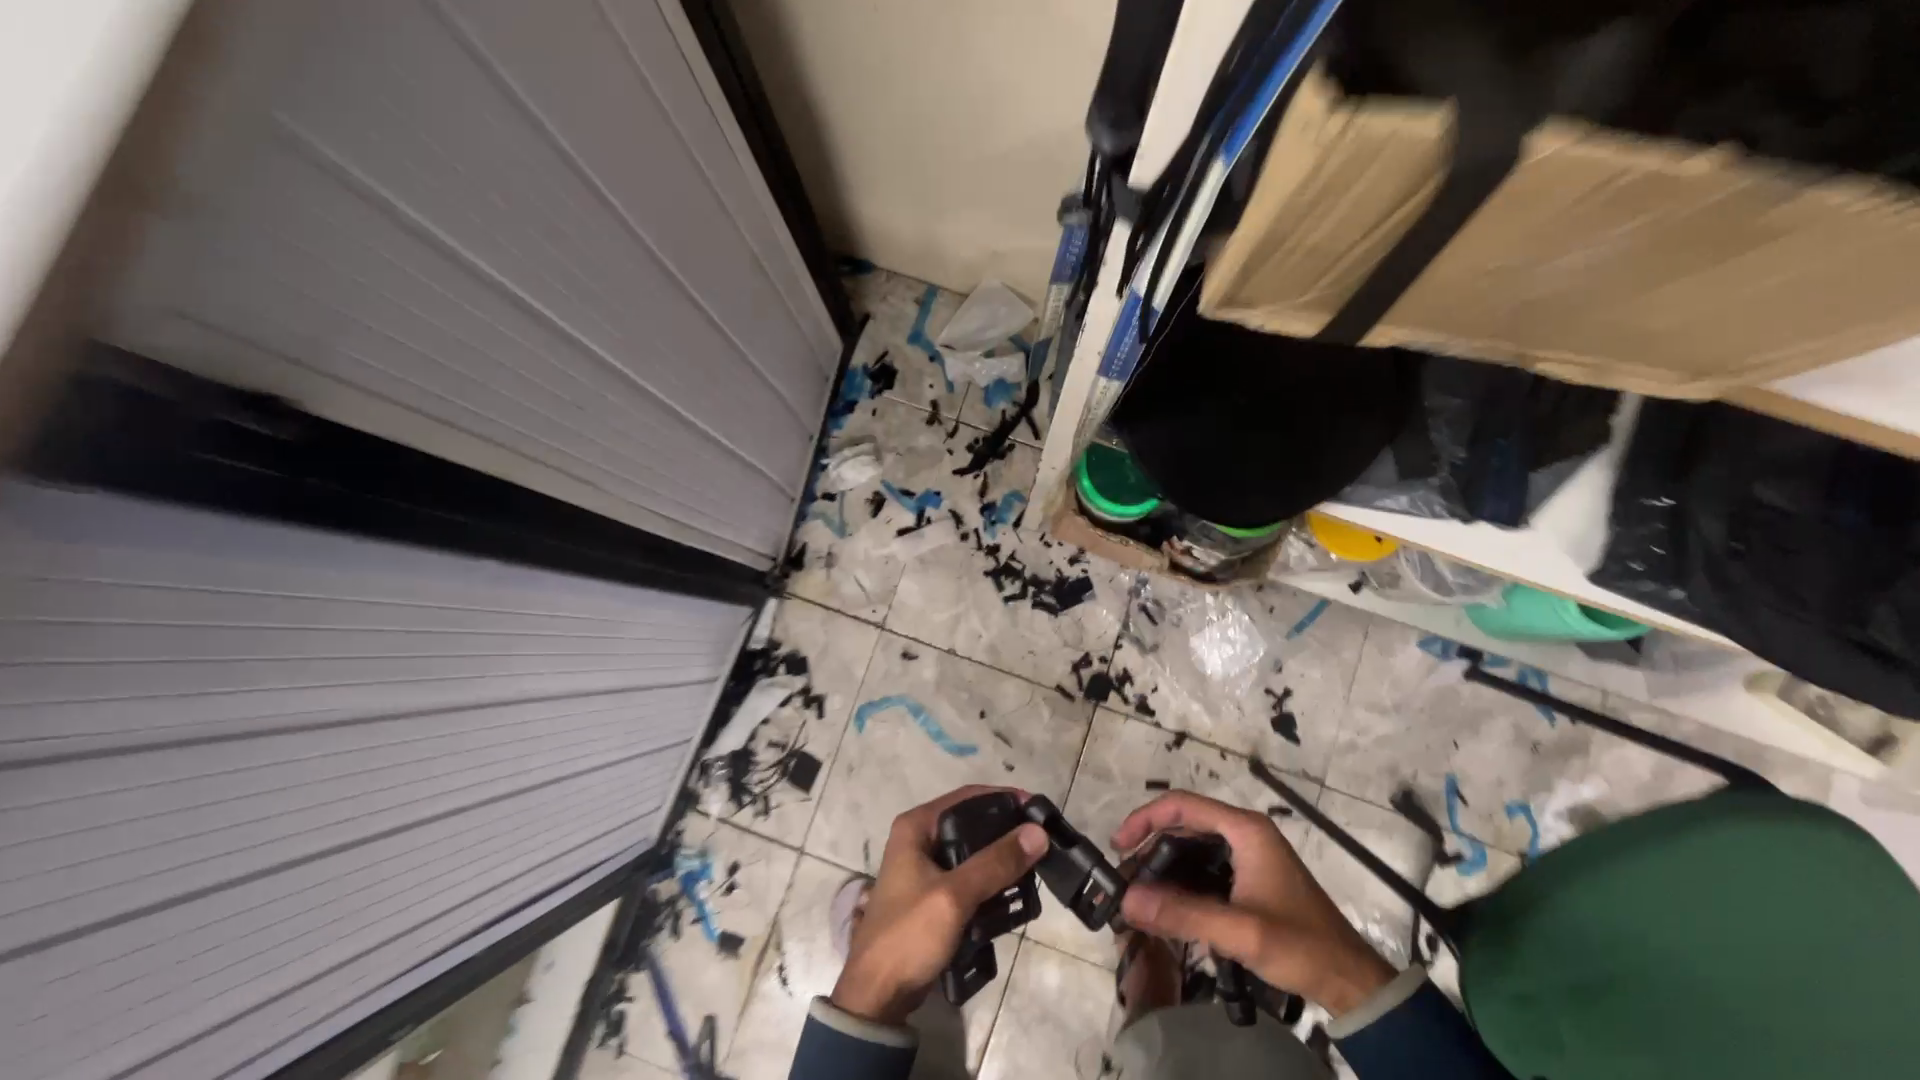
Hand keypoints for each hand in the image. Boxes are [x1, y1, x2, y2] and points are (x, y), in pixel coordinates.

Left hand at [830, 786, 1049, 1024]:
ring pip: (973, 852)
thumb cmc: (909, 935)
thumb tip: (1038, 832)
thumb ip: (995, 862)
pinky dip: (990, 883)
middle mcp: (919, 839)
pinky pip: (969, 878)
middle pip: (972, 823)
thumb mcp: (954, 896)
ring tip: (1035, 868)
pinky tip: (1014, 893)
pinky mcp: (934, 895)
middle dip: (1006, 833)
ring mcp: (925, 868)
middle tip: (1042, 843)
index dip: (1004, 798)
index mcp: (916, 827)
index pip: (967, 797)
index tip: (1038, 809)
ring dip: (1001, 861)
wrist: (877, 993)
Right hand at [1113, 791, 1396, 1016]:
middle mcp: (1245, 833)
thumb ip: (1183, 914)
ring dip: (1163, 866)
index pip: (1182, 805)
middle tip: (1126, 879)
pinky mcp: (1249, 877)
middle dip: (1150, 847)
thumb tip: (1127, 900)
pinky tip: (1167, 907)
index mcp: (1245, 830)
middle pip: (1184, 824)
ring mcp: (1248, 855)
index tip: (1119, 847)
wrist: (1349, 980)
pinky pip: (1203, 867)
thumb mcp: (1240, 932)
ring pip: (1192, 847)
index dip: (1144, 819)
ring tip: (1140, 895)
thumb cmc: (1301, 946)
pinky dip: (1181, 881)